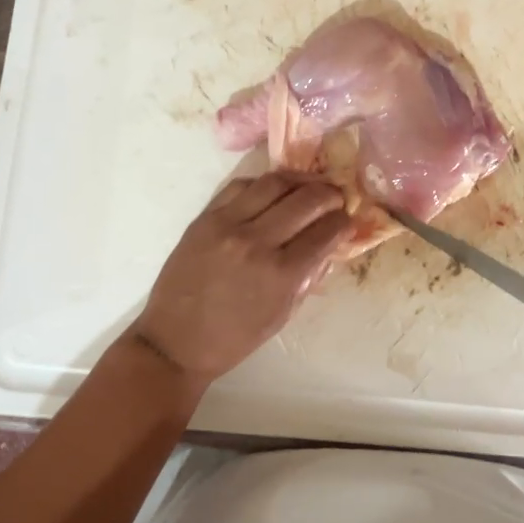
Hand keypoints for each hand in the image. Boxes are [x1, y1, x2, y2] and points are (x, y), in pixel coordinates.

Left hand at [129, 172, 350, 384]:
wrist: (175, 341)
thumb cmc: (235, 338)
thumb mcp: (283, 314)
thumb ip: (309, 276)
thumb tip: (330, 244)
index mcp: (280, 274)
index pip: (326, 231)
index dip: (344, 222)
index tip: (348, 221)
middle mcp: (256, 242)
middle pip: (307, 199)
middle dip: (330, 195)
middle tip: (337, 199)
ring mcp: (227, 225)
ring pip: (275, 183)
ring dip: (301, 181)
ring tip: (310, 187)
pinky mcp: (205, 218)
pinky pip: (242, 186)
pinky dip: (265, 185)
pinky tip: (275, 192)